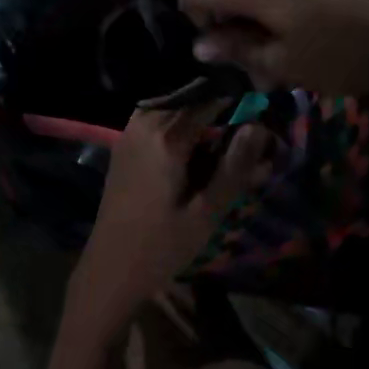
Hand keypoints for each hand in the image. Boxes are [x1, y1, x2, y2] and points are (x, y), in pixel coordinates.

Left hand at [64, 107, 271, 344]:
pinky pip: (154, 118)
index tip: (258, 116)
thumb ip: (234, 168)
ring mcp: (128, 133)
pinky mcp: (123, 144)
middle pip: (189, 99)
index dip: (237, 103)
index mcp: (165, 139)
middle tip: (244, 133)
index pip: (209, 101)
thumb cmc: (161, 247)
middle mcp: (144, 125)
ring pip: (171, 106)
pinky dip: (176, 123)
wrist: (110, 268)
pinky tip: (192, 148)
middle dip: (217, 109)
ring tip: (219, 141)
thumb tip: (258, 127)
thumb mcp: (206, 214)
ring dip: (196, 114)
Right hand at [179, 0, 368, 92]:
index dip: (194, 22)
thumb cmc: (339, 54)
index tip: (220, 52)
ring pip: (245, 3)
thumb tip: (199, 46)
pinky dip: (271, 27)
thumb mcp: (281, 63)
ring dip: (251, 37)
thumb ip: (235, 50)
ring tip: (277, 75)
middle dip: (228, 35)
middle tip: (254, 75)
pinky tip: (293, 56)